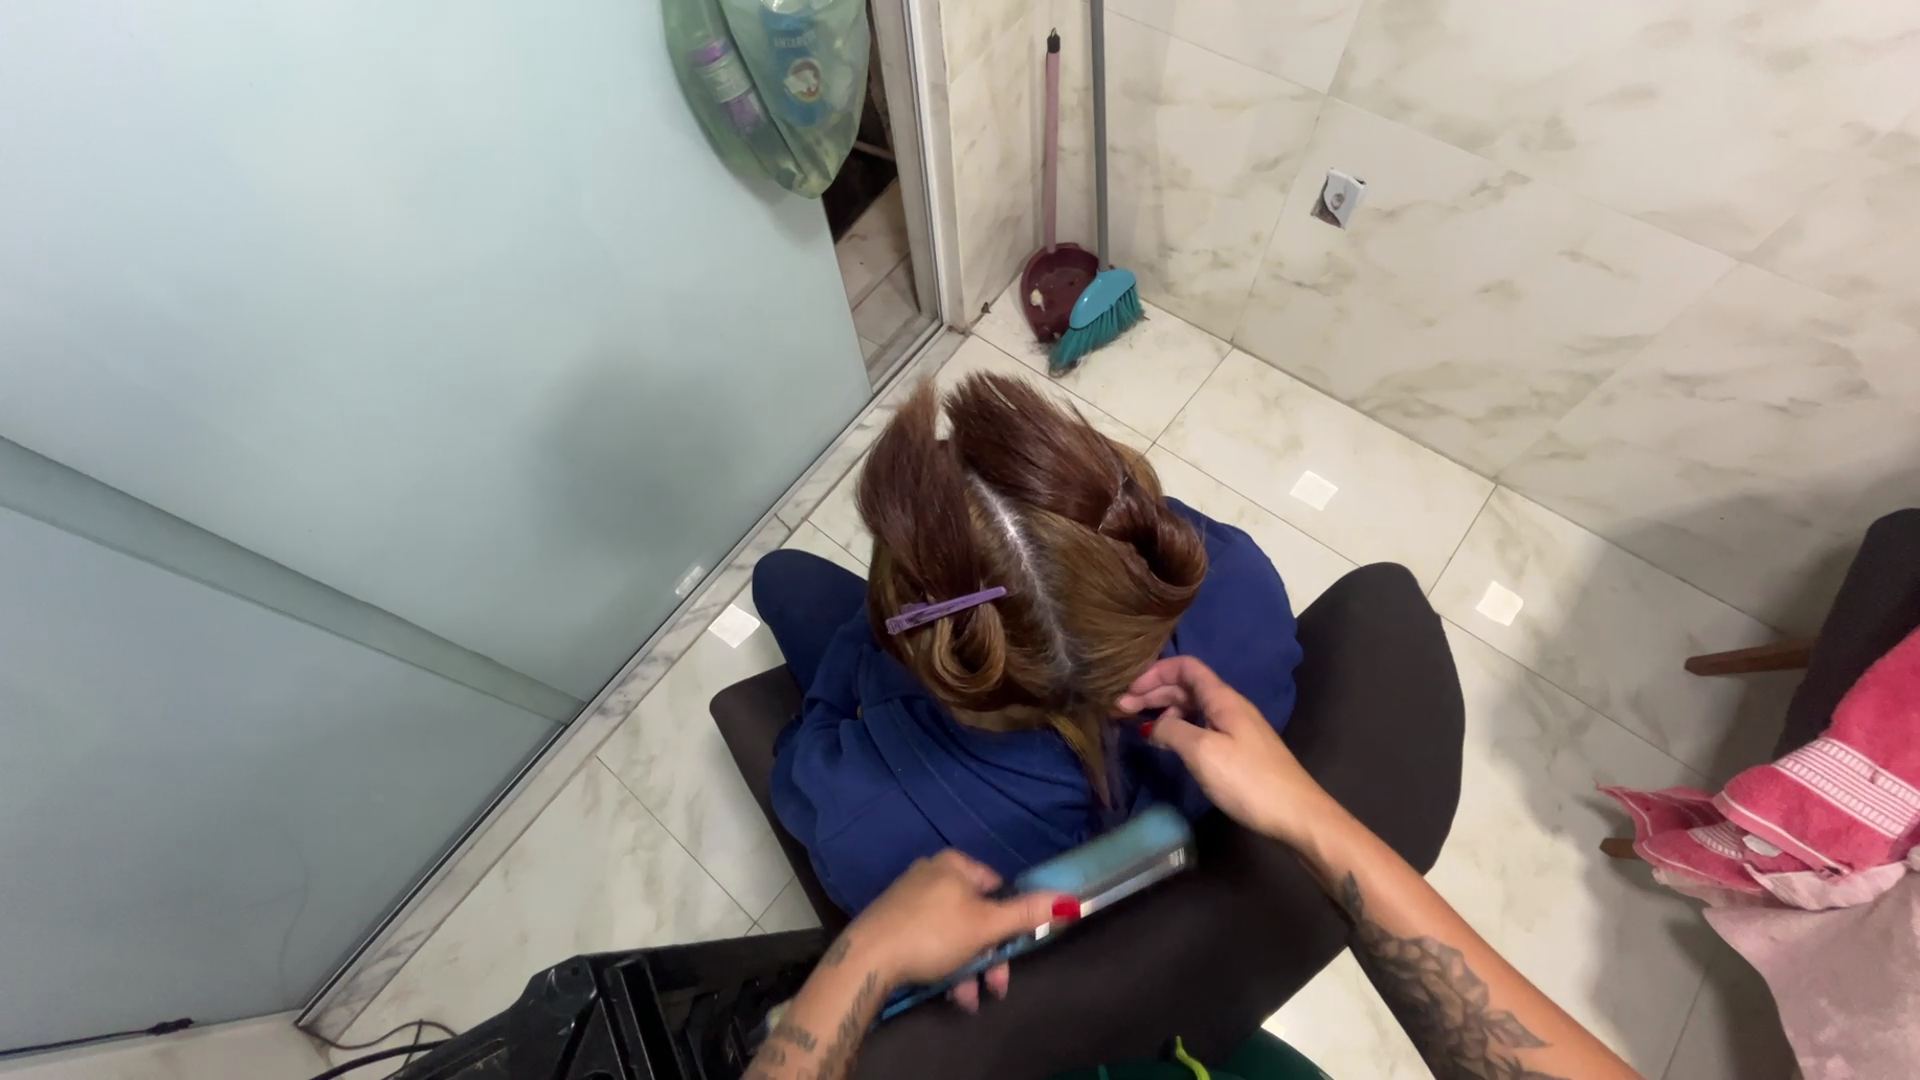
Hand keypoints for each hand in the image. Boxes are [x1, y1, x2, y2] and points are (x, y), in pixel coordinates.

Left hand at [842, 850, 1068, 1011]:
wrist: (868, 958)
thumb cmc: (934, 933)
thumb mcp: (986, 925)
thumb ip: (1027, 913)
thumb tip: (1071, 899)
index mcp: (955, 863)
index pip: (997, 887)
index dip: (1010, 921)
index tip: (1013, 952)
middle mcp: (933, 871)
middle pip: (977, 914)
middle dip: (990, 955)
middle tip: (994, 987)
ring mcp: (911, 896)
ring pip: (956, 931)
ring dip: (970, 967)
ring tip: (968, 998)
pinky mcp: (896, 920)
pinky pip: (932, 939)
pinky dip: (945, 964)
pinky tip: (949, 991)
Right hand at [1117, 655, 1344, 848]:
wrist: (1298, 816)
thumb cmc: (1248, 779)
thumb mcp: (1202, 752)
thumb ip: (1172, 731)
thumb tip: (1152, 726)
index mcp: (1222, 698)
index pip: (1185, 667)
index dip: (1155, 672)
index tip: (1129, 690)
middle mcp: (1229, 706)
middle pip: (1186, 686)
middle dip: (1153, 692)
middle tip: (1121, 709)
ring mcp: (1235, 728)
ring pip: (1193, 707)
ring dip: (1164, 711)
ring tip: (1140, 726)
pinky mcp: (1238, 749)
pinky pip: (1201, 726)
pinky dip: (1179, 728)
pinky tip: (1168, 743)